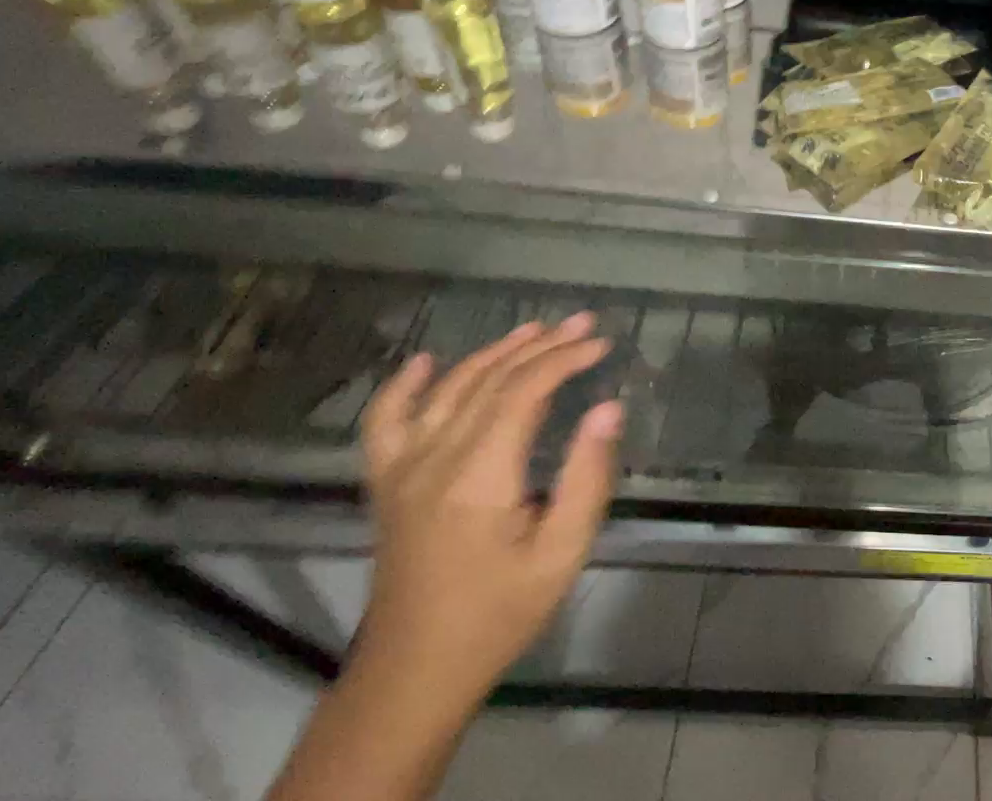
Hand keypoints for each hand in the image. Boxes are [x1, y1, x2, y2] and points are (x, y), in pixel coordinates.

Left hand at [353, 313, 623, 699]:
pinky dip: (404, 385)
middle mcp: (433, 459)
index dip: (564, 360)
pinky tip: (425, 362)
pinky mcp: (384, 483)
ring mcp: (400, 469)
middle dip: (540, 347)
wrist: (418, 666)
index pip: (523, 392)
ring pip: (446, 390)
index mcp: (479, 476)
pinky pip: (385, 420)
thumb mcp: (562, 552)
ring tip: (534, 330)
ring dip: (492, 353)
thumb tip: (608, 410)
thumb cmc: (501, 612)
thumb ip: (586, 478)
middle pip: (488, 381)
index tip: (602, 345)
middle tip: (583, 325)